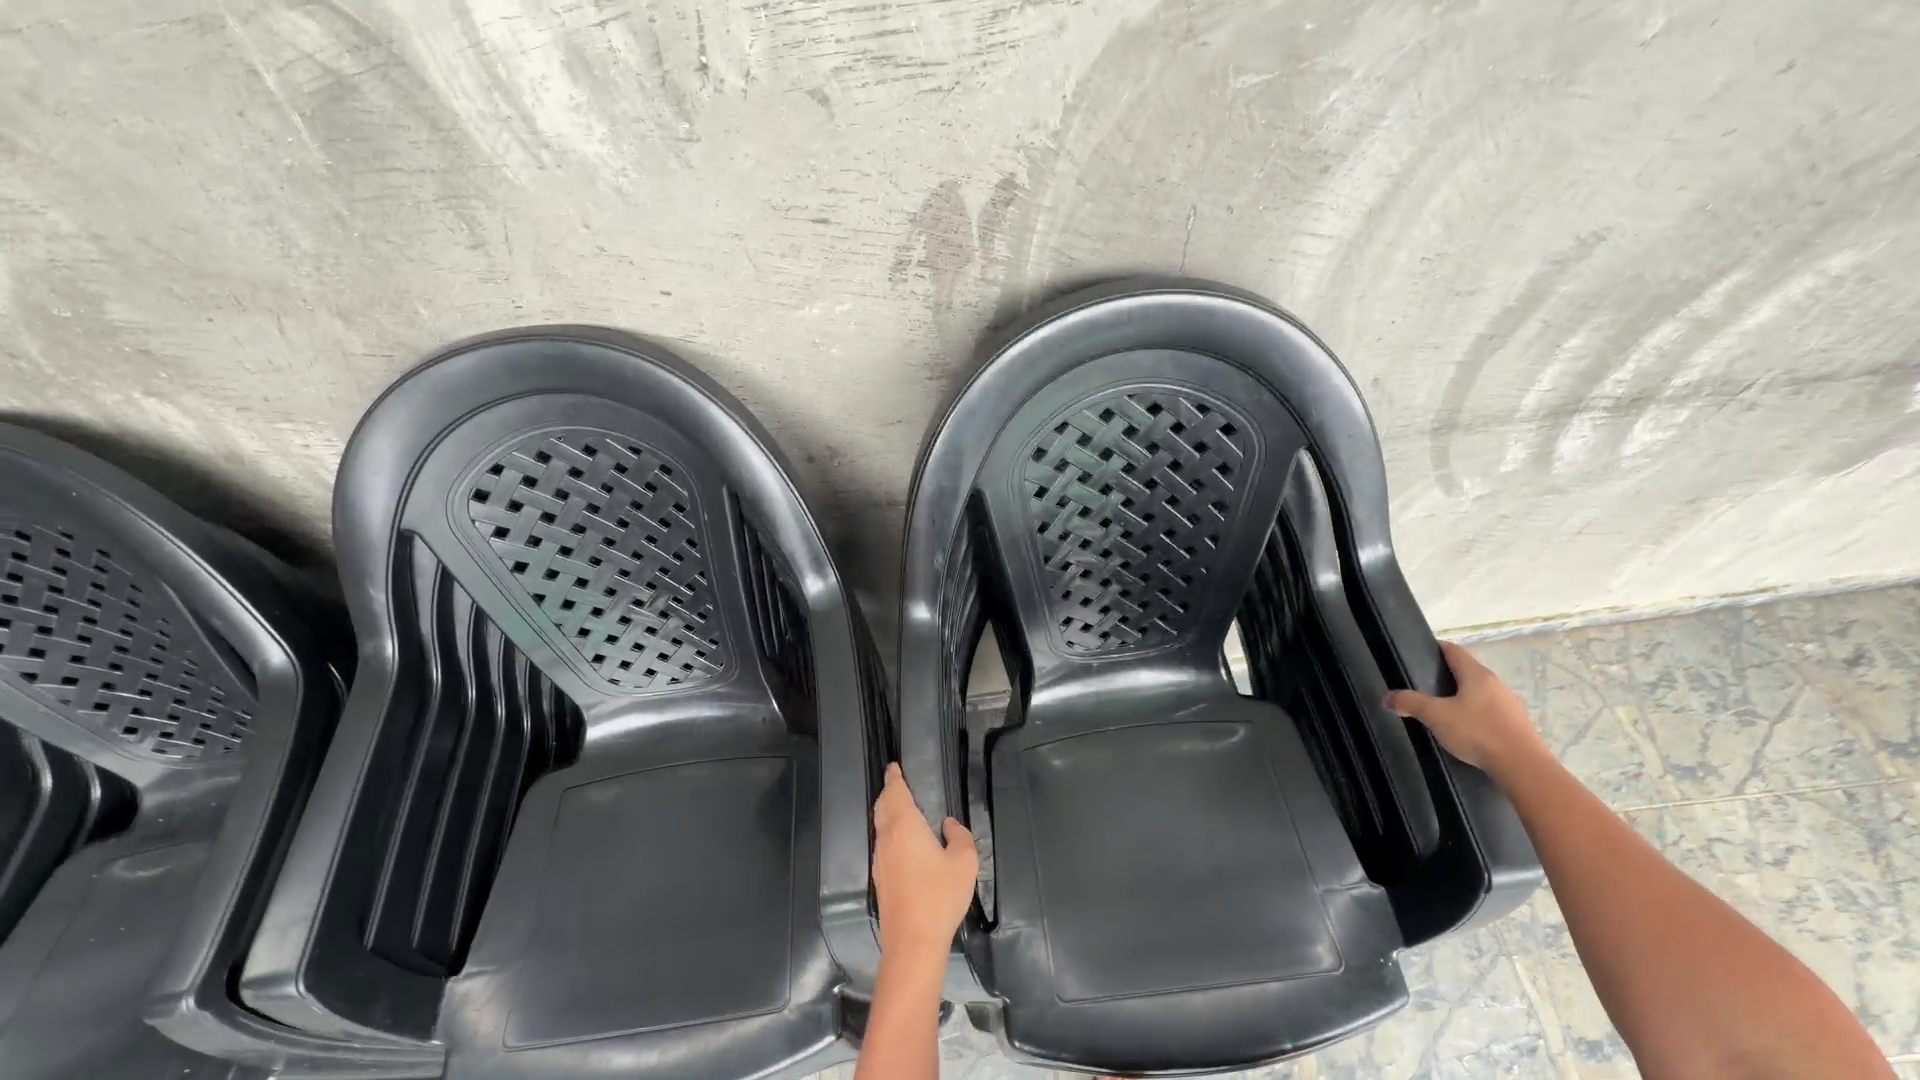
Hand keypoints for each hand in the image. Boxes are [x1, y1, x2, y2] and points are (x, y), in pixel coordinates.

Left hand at [872, 763, 977, 962]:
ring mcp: (880, 860)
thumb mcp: (964, 862)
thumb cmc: (940, 896)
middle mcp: (887, 838)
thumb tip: (948, 825)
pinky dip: (890, 833)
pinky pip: (883, 844)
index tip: (894, 767)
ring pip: (881, 827)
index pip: (895, 793)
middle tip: (898, 783)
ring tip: (902, 808)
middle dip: (889, 793)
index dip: (894, 778)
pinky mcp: (880, 878)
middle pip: (882, 807)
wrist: (913, 940)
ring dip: (888, 813)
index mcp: (905, 826)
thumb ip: (959, 837)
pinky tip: (903, 842)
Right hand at [1384, 641, 1548, 779]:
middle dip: (1447, 676)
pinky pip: (1491, 711)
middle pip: (1467, 671)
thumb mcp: (1436, 716)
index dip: (1436, 648)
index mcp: (1477, 675)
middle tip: (1424, 686)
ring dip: (1463, 697)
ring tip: (1443, 711)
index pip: (1454, 651)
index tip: (1420, 653)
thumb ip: (1410, 703)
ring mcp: (1510, 704)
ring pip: (1480, 693)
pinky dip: (1476, 714)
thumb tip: (1387, 698)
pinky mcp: (1517, 724)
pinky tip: (1467, 730)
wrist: (1522, 766)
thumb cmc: (1477, 732)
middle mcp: (1496, 684)